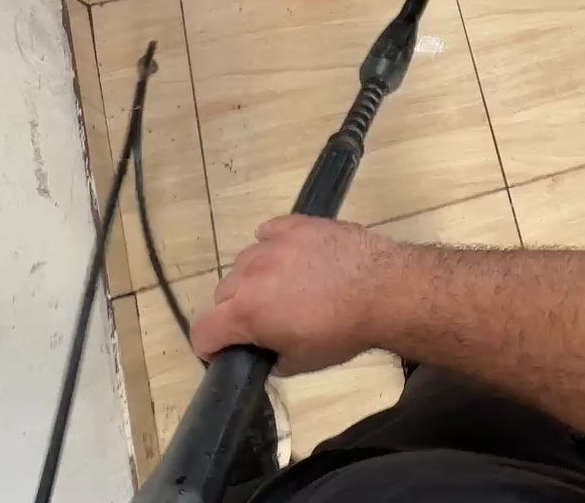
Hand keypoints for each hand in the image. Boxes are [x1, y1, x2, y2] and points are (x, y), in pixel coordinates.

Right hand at [191, 215, 409, 374]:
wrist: (382, 288)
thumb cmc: (342, 331)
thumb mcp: (299, 361)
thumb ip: (269, 355)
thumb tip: (264, 347)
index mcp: (246, 311)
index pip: (202, 331)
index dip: (210, 348)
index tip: (226, 352)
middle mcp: (251, 273)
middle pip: (223, 294)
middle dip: (234, 311)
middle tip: (263, 321)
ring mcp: (274, 243)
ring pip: (245, 262)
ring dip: (254, 277)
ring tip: (283, 287)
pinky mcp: (297, 223)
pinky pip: (269, 230)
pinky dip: (272, 243)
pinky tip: (288, 254)